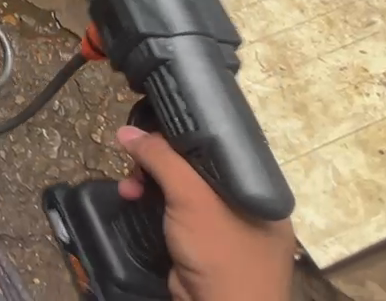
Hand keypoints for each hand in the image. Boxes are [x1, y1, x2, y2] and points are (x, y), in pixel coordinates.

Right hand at [116, 126, 295, 300]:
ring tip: (128, 190)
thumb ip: (161, 160)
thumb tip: (126, 130)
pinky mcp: (202, 240)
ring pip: (177, 186)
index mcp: (259, 194)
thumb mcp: (191, 199)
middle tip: (133, 168)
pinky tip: (133, 201)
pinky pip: (173, 207)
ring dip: (146, 181)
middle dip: (154, 163)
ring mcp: (224, 226)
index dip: (179, 139)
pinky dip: (150, 201)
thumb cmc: (221, 254)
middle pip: (191, 167)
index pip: (216, 151)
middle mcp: (245, 206)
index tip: (148, 138)